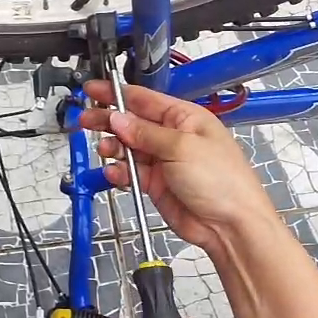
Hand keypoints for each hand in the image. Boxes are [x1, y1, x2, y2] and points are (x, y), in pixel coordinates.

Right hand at [77, 81, 273, 255]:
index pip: (143, 99)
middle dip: (108, 120)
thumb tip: (118, 118)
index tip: (93, 91)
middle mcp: (172, 136)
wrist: (230, 227)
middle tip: (87, 120)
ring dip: (113, 147)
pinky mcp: (156, 183)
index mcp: (184, 118)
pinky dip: (119, 172)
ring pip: (128, 147)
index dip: (116, 93)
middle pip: (132, 122)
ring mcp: (163, 160)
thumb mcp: (181, 148)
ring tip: (106, 150)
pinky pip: (130, 172)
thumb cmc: (224, 183)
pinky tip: (116, 173)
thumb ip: (145, 132)